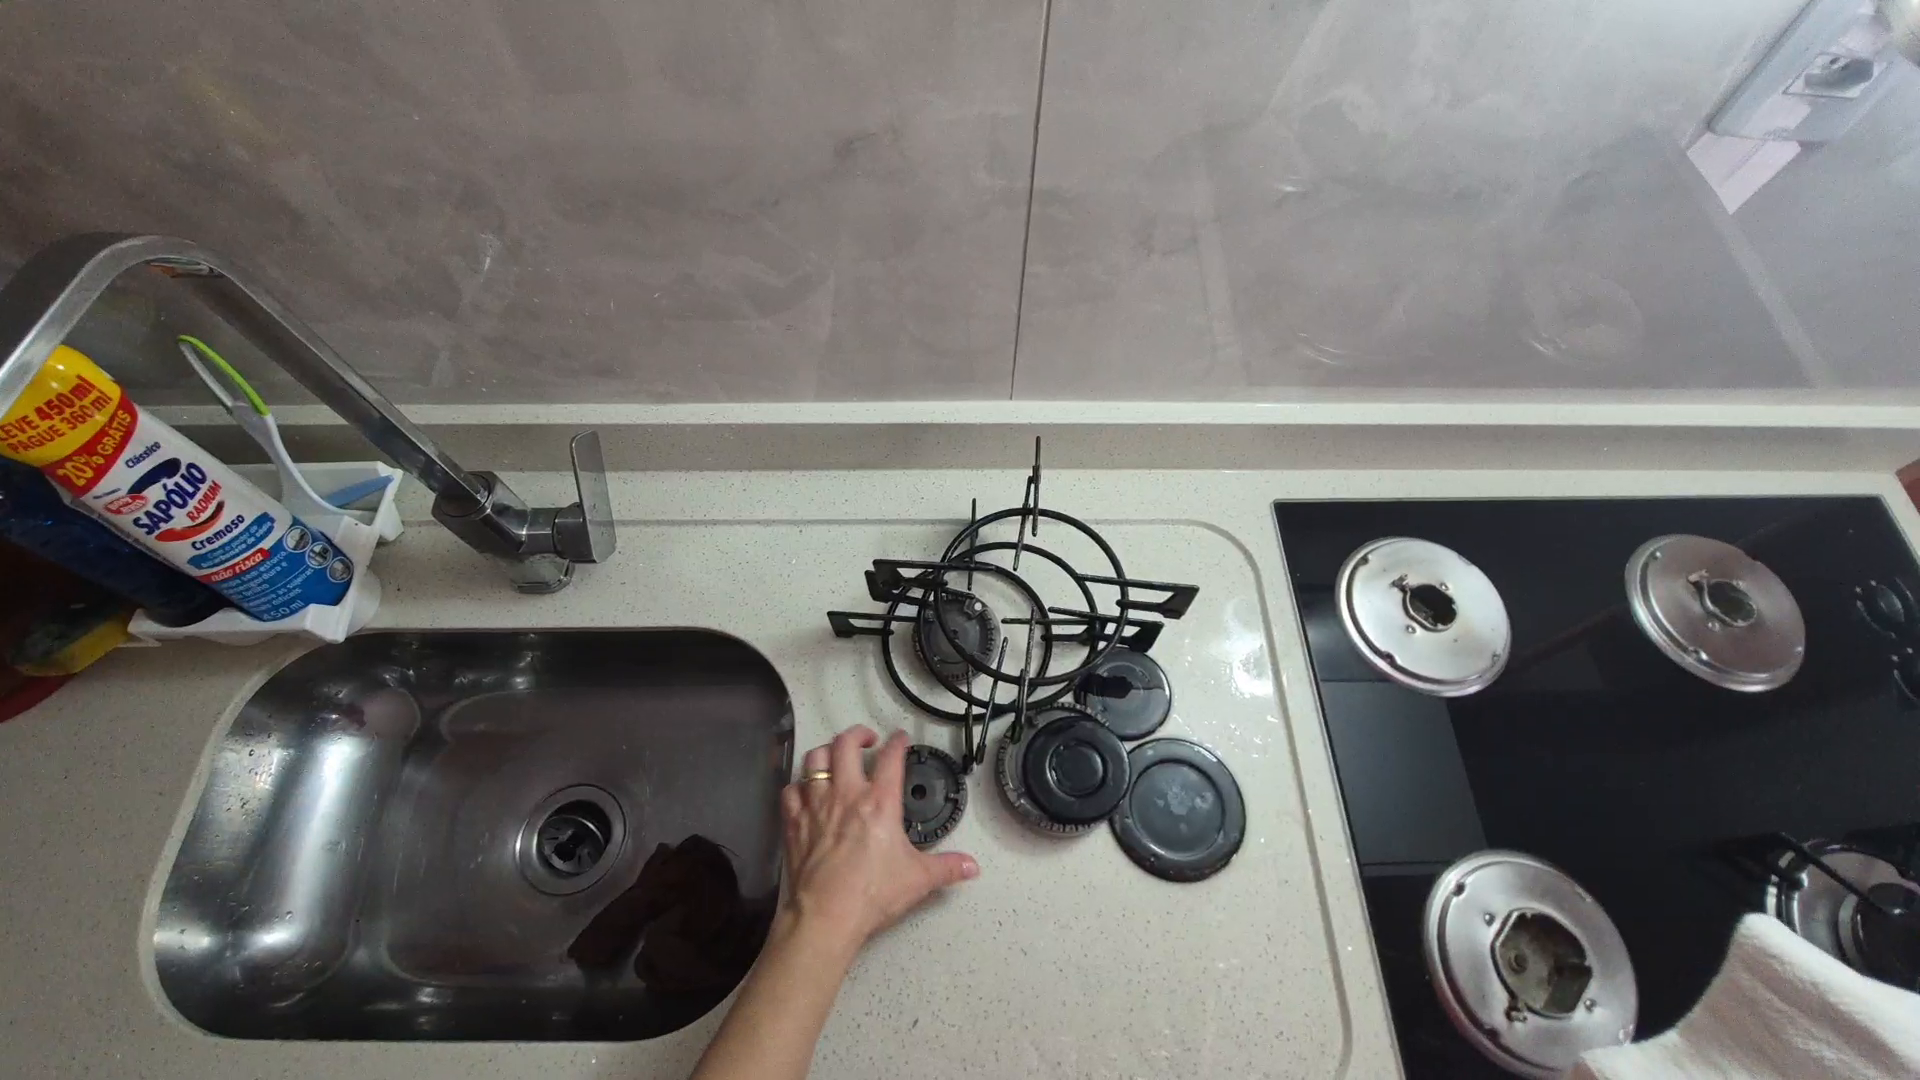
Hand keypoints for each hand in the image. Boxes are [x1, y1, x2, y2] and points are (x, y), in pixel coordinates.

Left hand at [779, 726, 978, 959]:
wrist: (825, 916)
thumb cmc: (871, 895)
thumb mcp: (918, 879)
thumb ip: (947, 868)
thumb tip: (971, 867)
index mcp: (880, 802)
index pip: (891, 758)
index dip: (898, 742)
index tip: (901, 739)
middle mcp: (847, 794)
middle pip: (846, 744)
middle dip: (858, 735)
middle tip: (867, 740)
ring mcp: (816, 805)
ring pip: (815, 759)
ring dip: (826, 752)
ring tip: (835, 756)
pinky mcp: (794, 822)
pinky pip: (791, 790)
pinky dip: (798, 786)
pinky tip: (806, 791)